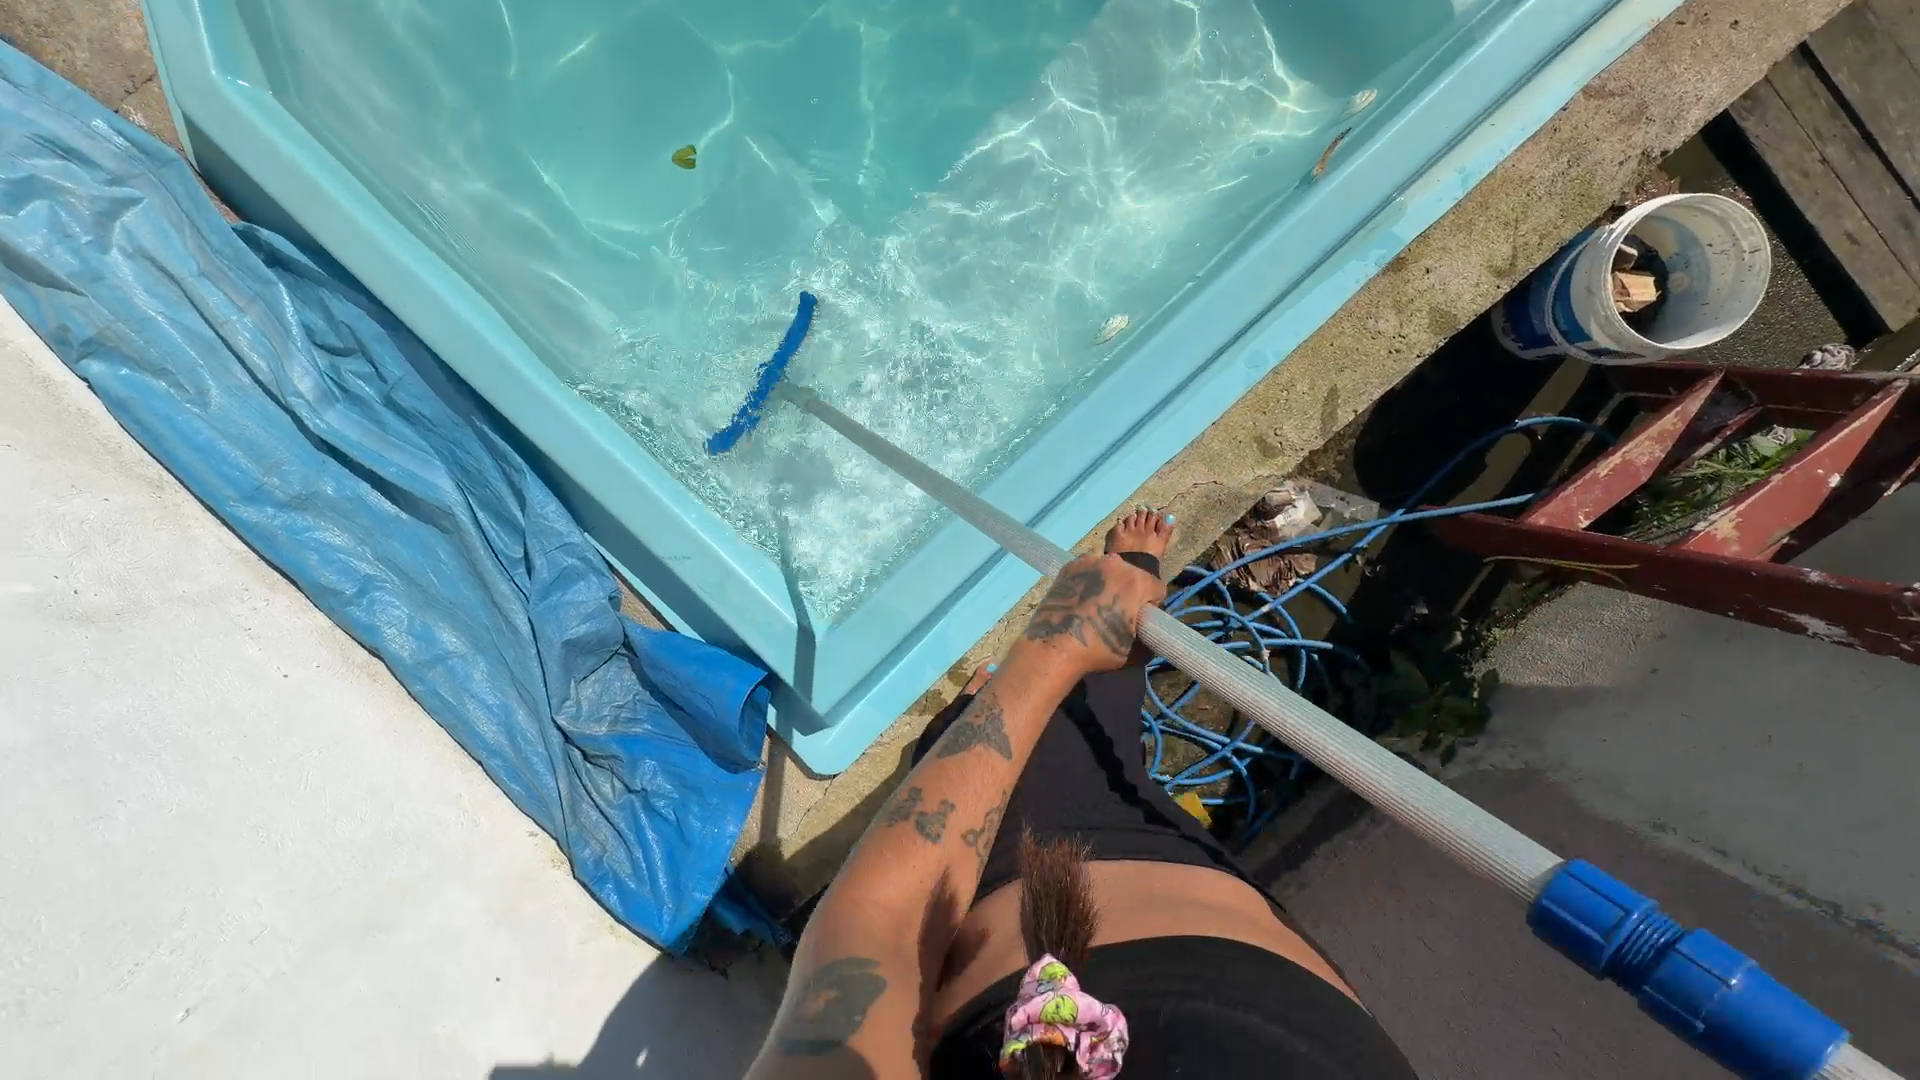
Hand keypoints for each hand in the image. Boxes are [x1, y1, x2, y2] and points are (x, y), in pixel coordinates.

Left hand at [1017, 554, 1162, 676]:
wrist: (1055, 645)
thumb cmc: (1099, 649)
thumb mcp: (1136, 651)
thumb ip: (1148, 636)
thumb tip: (1148, 632)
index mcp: (1137, 582)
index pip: (1156, 589)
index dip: (1150, 605)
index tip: (1141, 617)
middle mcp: (1116, 564)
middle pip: (1131, 575)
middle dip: (1129, 591)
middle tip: (1118, 611)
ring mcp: (1090, 562)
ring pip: (1108, 569)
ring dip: (1108, 582)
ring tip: (1096, 604)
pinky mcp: (1069, 566)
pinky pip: (1087, 570)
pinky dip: (1087, 580)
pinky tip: (1080, 598)